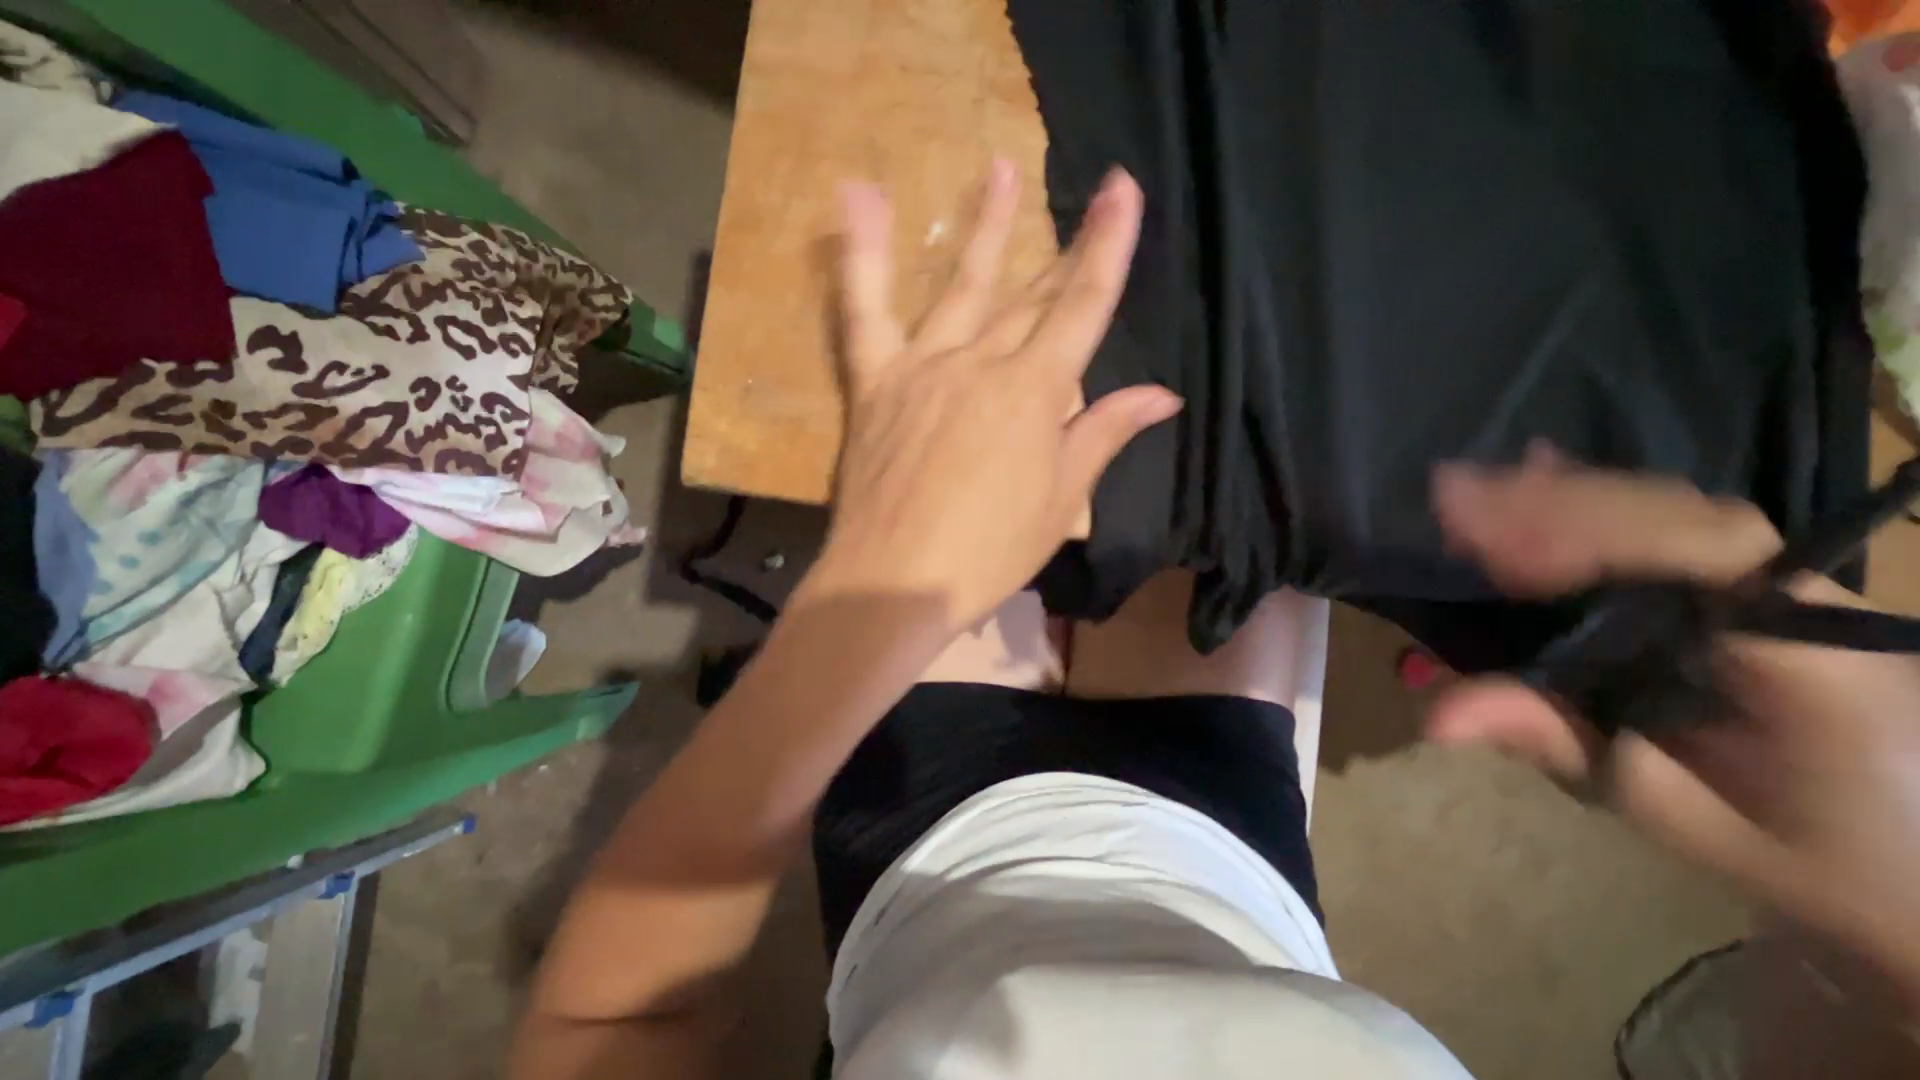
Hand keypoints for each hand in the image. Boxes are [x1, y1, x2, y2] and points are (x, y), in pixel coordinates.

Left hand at [804, 159, 1180, 630]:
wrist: (895, 582)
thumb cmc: (988, 551)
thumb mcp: (1061, 501)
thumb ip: (1103, 434)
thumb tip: (1162, 394)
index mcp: (1033, 393)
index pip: (1082, 307)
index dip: (1108, 247)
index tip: (1123, 190)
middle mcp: (981, 362)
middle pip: (1031, 299)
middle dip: (1066, 248)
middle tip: (1091, 195)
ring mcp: (923, 365)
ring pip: (963, 288)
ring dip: (986, 228)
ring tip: (998, 170)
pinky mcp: (875, 381)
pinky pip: (865, 310)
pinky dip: (862, 255)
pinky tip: (859, 197)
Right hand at [1426, 452, 1919, 999]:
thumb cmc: (1810, 855)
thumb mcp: (1684, 820)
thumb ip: (1570, 750)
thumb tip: (1438, 715)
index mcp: (1814, 660)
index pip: (1707, 559)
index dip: (1590, 536)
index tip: (1490, 548)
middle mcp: (1809, 601)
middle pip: (1679, 518)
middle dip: (1556, 505)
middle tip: (1450, 500)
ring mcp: (1790, 587)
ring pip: (1675, 514)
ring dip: (1565, 498)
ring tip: (1470, 494)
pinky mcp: (1758, 592)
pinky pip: (1674, 530)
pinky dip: (1595, 506)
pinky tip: (1541, 476)